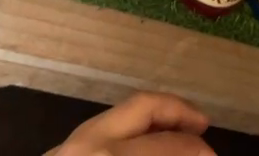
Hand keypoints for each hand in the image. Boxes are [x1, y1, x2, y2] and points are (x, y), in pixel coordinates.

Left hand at [50, 92, 214, 155]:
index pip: (169, 147)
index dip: (199, 153)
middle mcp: (90, 144)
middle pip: (144, 107)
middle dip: (179, 114)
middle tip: (203, 128)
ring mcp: (67, 146)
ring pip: (121, 113)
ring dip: (154, 119)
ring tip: (178, 133)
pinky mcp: (55, 154)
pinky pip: (101, 130)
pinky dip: (129, 132)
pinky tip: (142, 147)